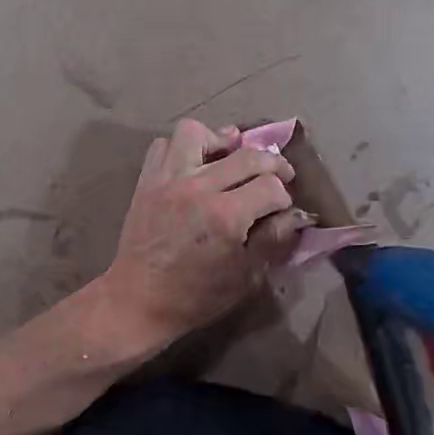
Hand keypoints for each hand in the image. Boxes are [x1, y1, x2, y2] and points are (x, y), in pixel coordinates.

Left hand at [97, 119, 306, 346]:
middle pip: (247, 155)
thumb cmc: (196, 296)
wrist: (138, 301)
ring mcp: (168, 180)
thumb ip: (274, 240)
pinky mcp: (147, 181)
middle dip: (273, 163)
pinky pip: (164, 145)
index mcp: (226, 216)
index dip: (285, 196)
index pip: (271, 186)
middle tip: (280, 175)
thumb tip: (295, 215)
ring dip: (220, 141)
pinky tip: (194, 165)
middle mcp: (198, 188)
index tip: (283, 209)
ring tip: (230, 156)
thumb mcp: (246, 277)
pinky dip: (181, 149)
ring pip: (197, 133)